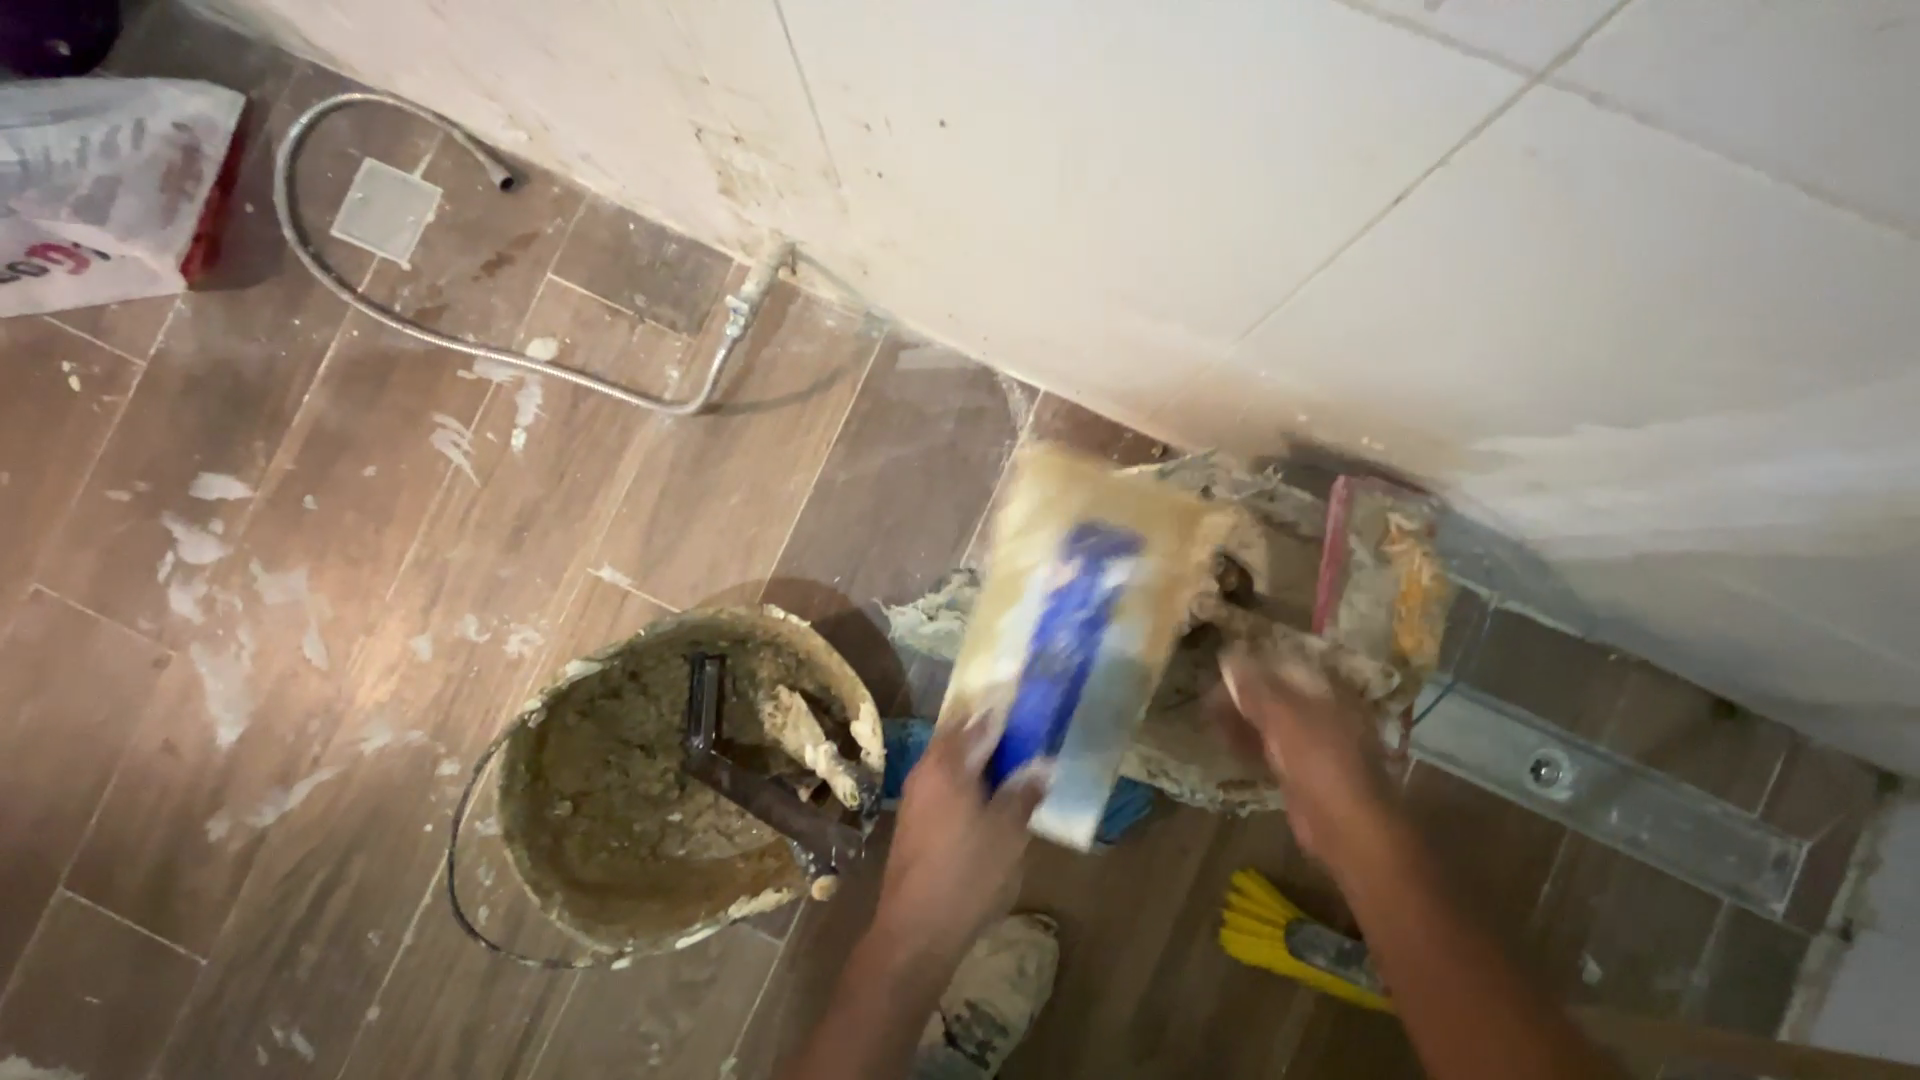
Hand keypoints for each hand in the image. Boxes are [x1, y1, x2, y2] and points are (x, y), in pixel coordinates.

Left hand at [872, 714, 1050, 969]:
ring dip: (978, 759)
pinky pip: (943, 784)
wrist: (916, 929)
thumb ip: (1023, 792)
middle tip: (1026, 735)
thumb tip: (1041, 766)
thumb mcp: (1008, 832)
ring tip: (1014, 766)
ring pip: (950, 762)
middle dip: (991, 733)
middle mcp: (925, 770)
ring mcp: (914, 796)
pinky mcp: (913, 820)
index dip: (1006, 712)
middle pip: (960, 737)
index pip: (980, 721)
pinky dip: (966, 780)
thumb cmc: (968, 874)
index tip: (1031, 705)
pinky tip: (989, 799)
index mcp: (947, 763)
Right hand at [1216, 643, 1393, 862]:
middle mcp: (1324, 712)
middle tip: (1208, 697)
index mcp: (1328, 692)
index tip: (1221, 668)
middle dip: (1241, 693)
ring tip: (1209, 716)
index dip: (1252, 664)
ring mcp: (1314, 742)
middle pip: (1276, 693)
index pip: (1285, 665)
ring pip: (1270, 720)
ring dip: (1241, 717)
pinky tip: (1225, 741)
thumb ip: (1255, 687)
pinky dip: (1248, 740)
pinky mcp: (1302, 770)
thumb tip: (1228, 655)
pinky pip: (1270, 746)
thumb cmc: (1318, 761)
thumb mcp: (1283, 717)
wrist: (1344, 825)